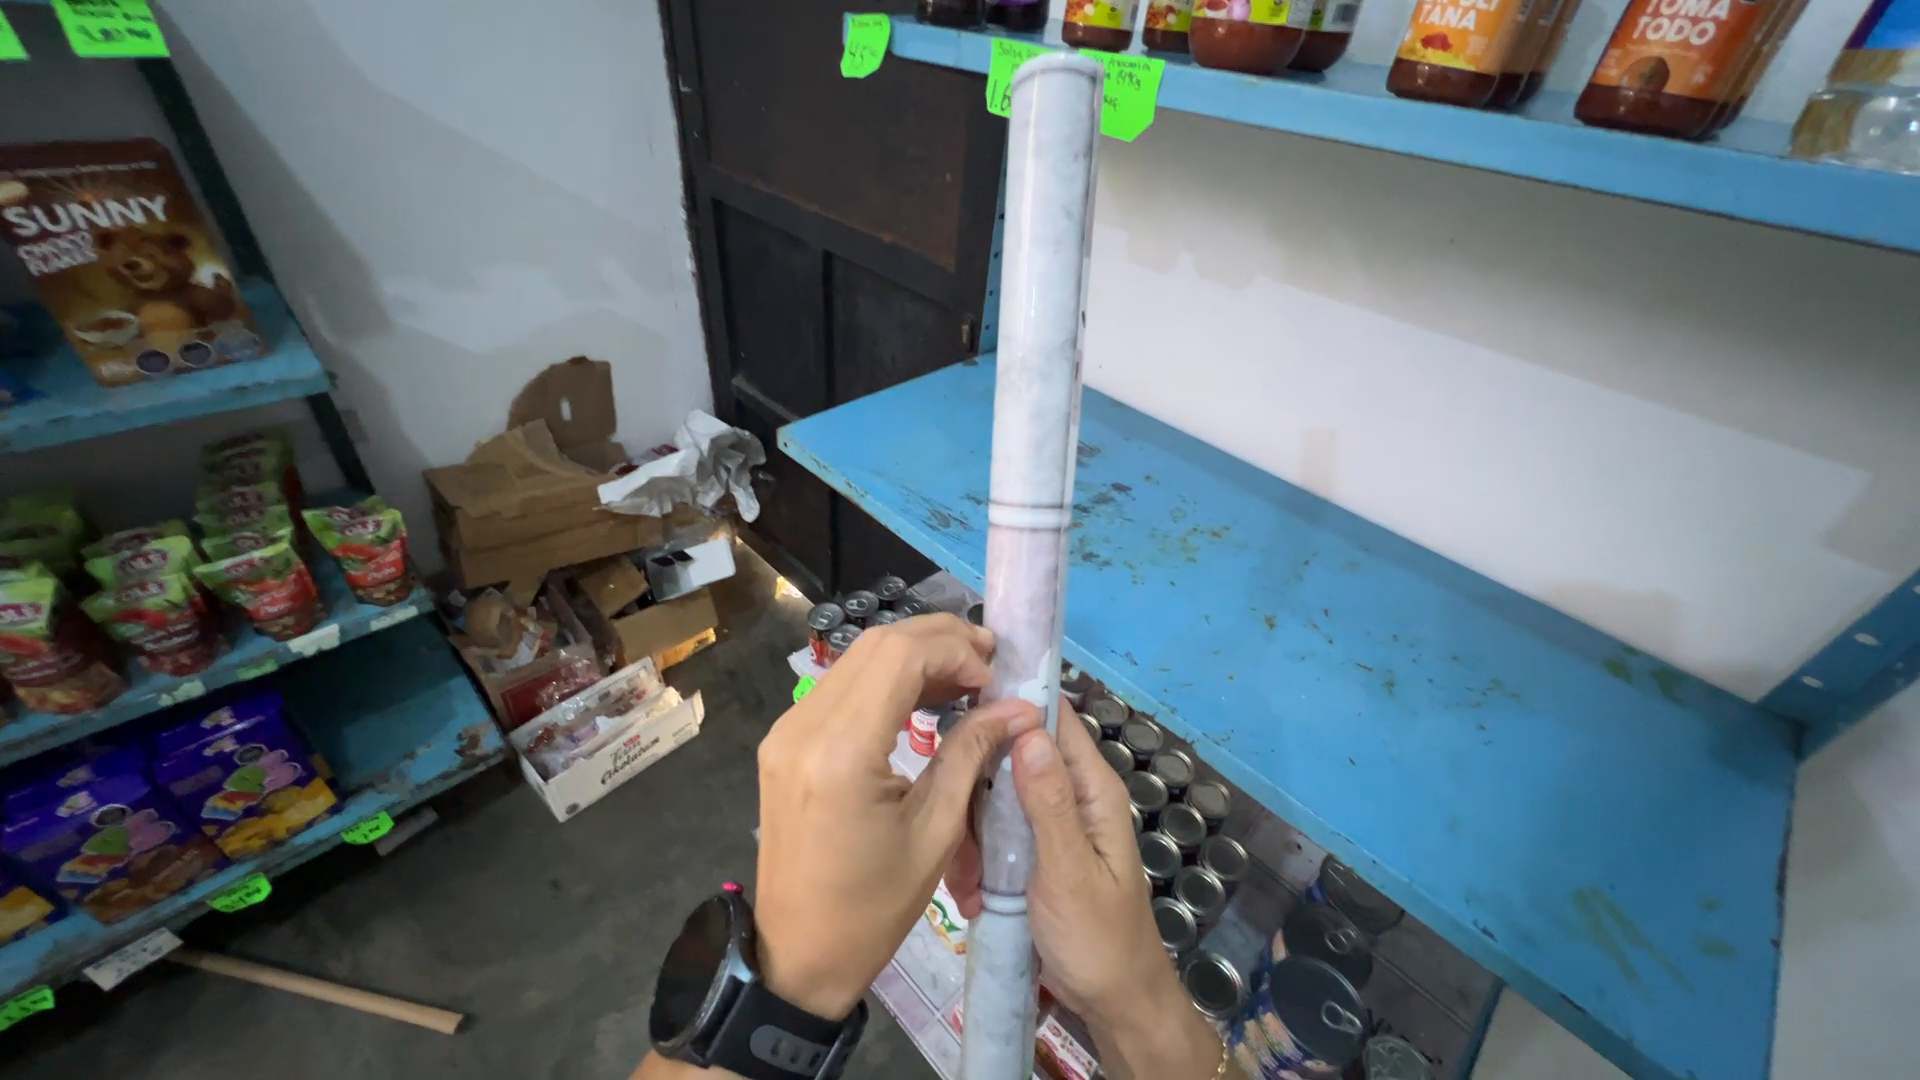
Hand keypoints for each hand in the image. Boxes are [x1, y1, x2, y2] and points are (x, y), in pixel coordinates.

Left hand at [754, 614, 1040, 1020]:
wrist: (797, 953)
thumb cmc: (873, 907)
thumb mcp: (936, 833)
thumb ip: (972, 753)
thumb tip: (1021, 707)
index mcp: (841, 753)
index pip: (899, 657)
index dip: (953, 652)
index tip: (992, 678)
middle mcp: (804, 726)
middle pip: (877, 644)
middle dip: (938, 640)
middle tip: (987, 661)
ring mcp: (787, 728)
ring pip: (857, 657)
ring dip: (913, 653)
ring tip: (964, 674)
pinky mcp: (786, 737)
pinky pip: (841, 684)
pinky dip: (886, 676)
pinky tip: (922, 694)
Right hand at [945, 697, 1222, 1079]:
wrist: (1112, 1005)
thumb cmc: (1098, 938)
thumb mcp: (1071, 871)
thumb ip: (1049, 802)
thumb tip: (1027, 728)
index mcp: (1092, 789)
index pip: (1055, 720)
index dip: (1014, 703)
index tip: (965, 706)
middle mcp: (1071, 795)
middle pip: (1014, 757)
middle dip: (979, 783)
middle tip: (953, 821)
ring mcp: (1048, 825)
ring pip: (997, 798)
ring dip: (973, 831)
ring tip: (965, 876)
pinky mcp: (1031, 853)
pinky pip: (995, 834)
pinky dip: (978, 858)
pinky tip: (972, 893)